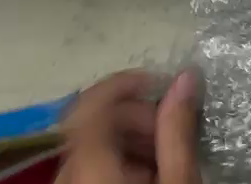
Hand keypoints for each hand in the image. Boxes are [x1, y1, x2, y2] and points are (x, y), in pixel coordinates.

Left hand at [57, 69, 201, 183]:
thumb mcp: (176, 178)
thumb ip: (178, 129)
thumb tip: (186, 76)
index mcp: (90, 163)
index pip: (91, 101)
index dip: (124, 81)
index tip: (159, 81)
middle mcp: (67, 170)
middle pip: (97, 119)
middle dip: (138, 114)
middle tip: (170, 129)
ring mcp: (64, 183)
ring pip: (93, 139)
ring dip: (130, 135)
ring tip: (161, 155)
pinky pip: (87, 161)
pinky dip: (118, 154)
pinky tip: (144, 170)